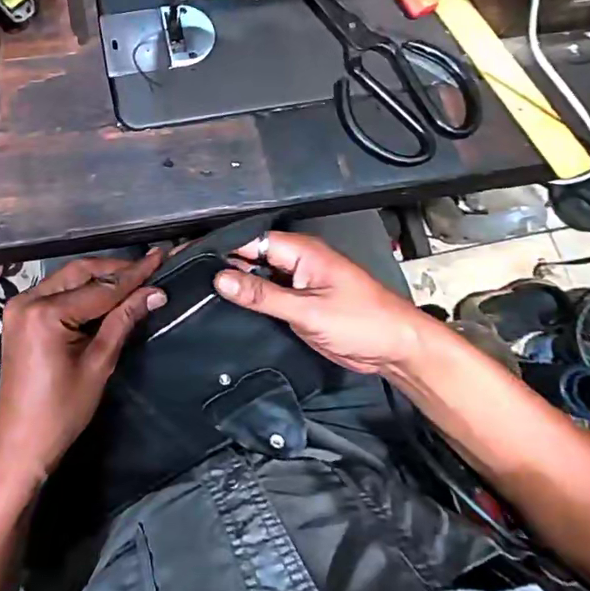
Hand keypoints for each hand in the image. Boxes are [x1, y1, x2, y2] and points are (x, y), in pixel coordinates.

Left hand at [0, 251, 166, 488]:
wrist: (21, 441)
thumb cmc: (61, 411)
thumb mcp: (98, 364)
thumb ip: (123, 321)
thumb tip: (154, 294)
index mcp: (45, 313)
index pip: (100, 287)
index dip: (134, 275)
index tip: (159, 258)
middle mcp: (27, 301)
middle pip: (80, 272)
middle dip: (115, 270)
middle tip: (149, 267)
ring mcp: (19, 306)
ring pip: (67, 279)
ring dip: (99, 278)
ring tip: (134, 279)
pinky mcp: (19, 316)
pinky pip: (56, 292)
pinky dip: (81, 290)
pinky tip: (105, 294)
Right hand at [212, 232, 447, 376]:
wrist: (396, 349)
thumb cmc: (366, 322)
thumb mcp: (308, 310)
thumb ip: (262, 296)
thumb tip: (223, 280)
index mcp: (302, 251)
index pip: (250, 241)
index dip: (222, 249)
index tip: (193, 259)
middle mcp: (298, 263)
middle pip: (251, 258)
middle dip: (225, 268)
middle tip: (195, 281)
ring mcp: (298, 283)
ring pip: (257, 279)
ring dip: (238, 287)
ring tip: (206, 295)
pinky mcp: (300, 304)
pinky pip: (268, 297)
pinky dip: (252, 303)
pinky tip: (234, 311)